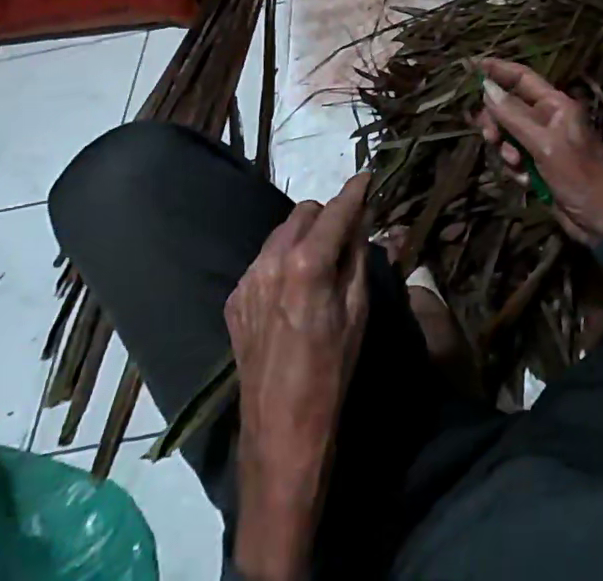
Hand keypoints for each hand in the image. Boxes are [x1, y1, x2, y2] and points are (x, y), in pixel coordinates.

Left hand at [227, 172, 370, 580]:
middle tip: (347, 236)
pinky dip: (282, 263)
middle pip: (303, 213)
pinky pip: (263, 262)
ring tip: (320, 266)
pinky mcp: (234, 298)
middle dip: (327, 215)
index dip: (355, 192)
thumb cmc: (332, 368)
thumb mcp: (357, 312)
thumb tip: (360, 223)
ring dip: (304, 237)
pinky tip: (294, 293)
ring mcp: (247, 279)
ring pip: (280, 234)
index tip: (367, 177)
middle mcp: (270, 261)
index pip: (335, 211)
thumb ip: (357, 259)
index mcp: (306, 263)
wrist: (282, 425)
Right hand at [475, 58, 602, 246]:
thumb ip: (513, 116)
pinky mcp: (538, 164)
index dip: (498, 70)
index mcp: (557, 105)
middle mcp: (548, 119)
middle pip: (508, 107)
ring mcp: (542, 142)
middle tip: (490, 137)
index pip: (522, 78)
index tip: (472, 67)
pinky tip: (525, 181)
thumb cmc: (578, 177)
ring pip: (507, 134)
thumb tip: (487, 87)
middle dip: (496, 122)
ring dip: (505, 149)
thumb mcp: (543, 144)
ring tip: (516, 165)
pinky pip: (513, 157)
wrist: (599, 220)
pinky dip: (514, 168)